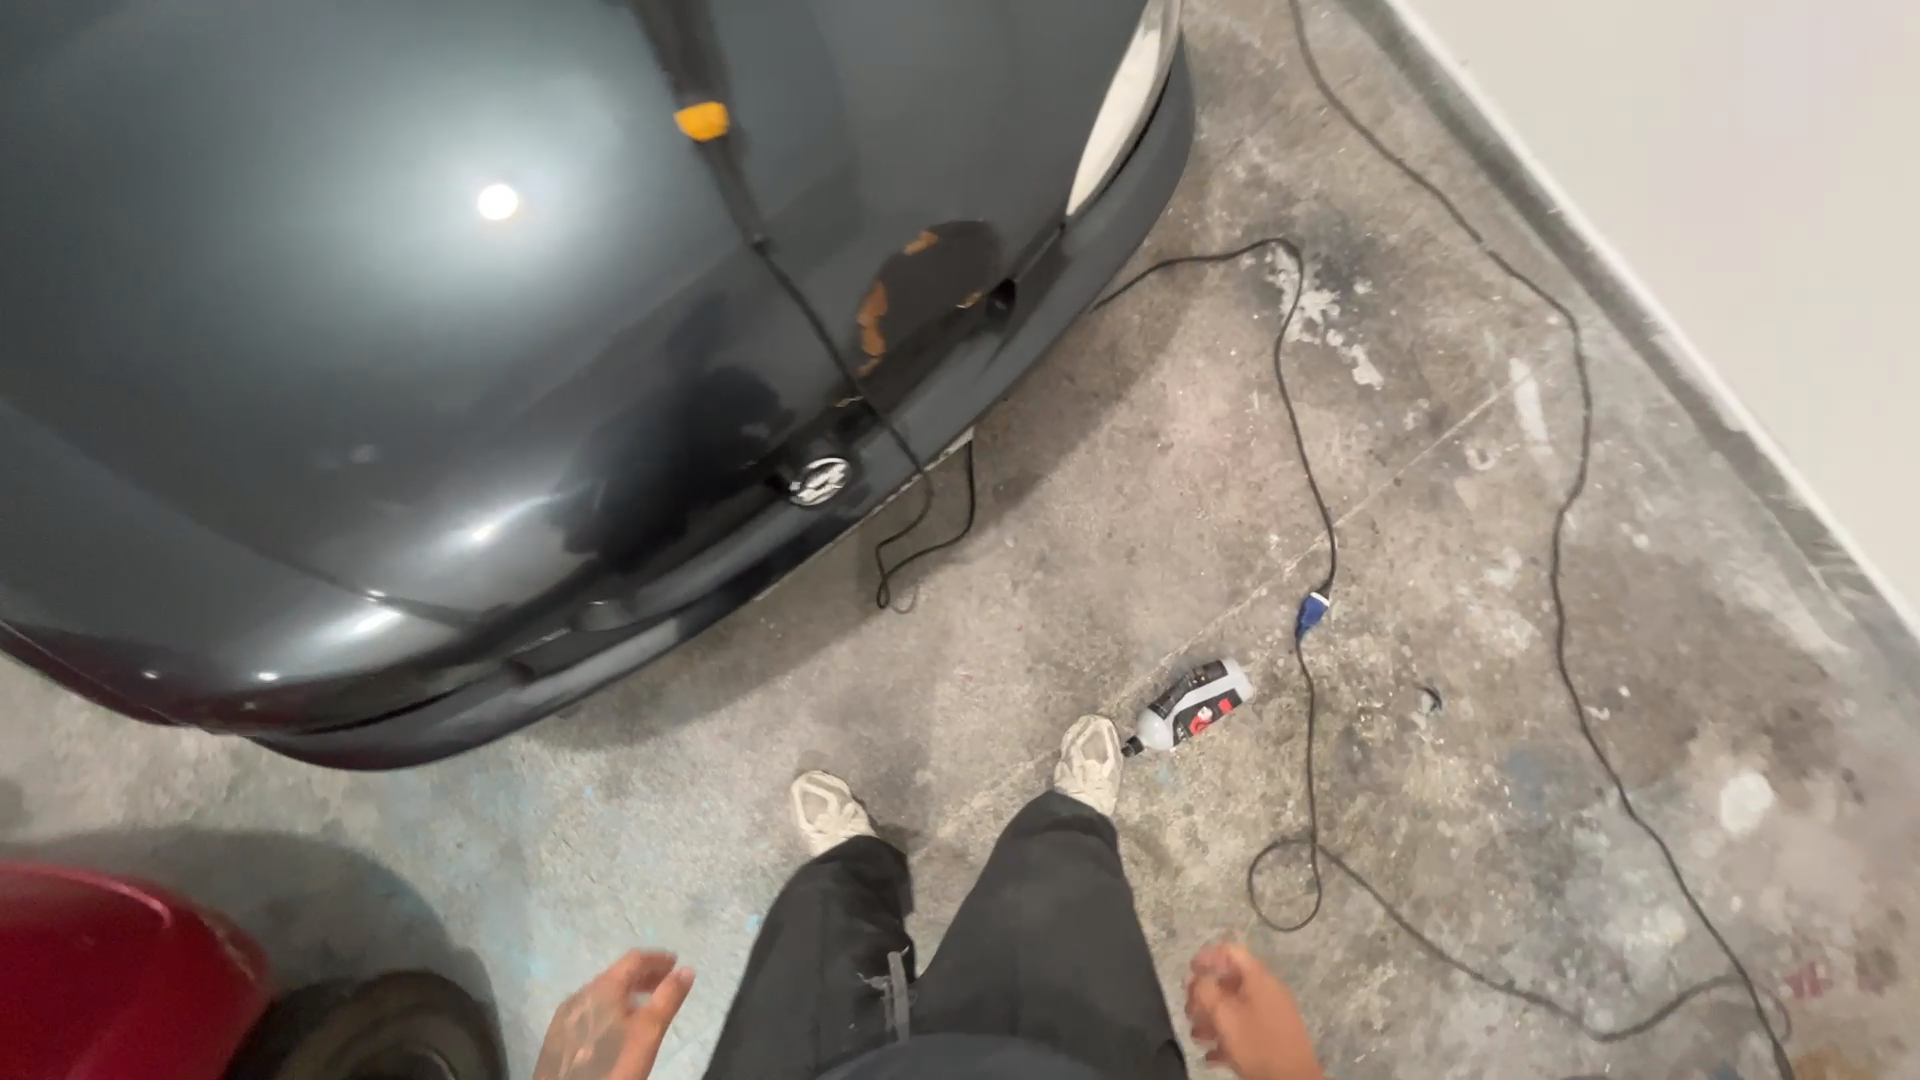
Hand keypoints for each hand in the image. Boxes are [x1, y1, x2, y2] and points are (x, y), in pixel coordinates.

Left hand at [533, 950, 695, 1079]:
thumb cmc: (614, 1066)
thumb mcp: (649, 1032)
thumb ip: (669, 997)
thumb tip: (686, 970)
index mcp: (600, 988)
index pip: (633, 960)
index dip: (658, 959)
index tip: (676, 964)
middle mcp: (579, 997)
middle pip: (616, 975)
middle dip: (643, 976)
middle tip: (665, 984)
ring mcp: (563, 1020)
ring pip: (601, 995)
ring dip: (626, 994)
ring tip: (644, 1007)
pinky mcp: (555, 1043)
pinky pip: (588, 1013)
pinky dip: (609, 1011)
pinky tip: (616, 1030)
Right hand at [1184, 943, 1322, 1079]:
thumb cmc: (1256, 1042)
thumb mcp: (1223, 1013)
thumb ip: (1205, 989)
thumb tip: (1196, 977)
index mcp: (1258, 977)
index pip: (1229, 951)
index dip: (1206, 957)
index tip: (1190, 972)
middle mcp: (1268, 990)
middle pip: (1230, 981)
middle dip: (1205, 996)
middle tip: (1189, 1011)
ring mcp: (1274, 1015)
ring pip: (1236, 1007)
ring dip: (1212, 1019)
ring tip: (1197, 1035)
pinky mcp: (1275, 1038)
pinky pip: (1246, 1028)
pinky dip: (1227, 1036)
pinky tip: (1212, 1054)